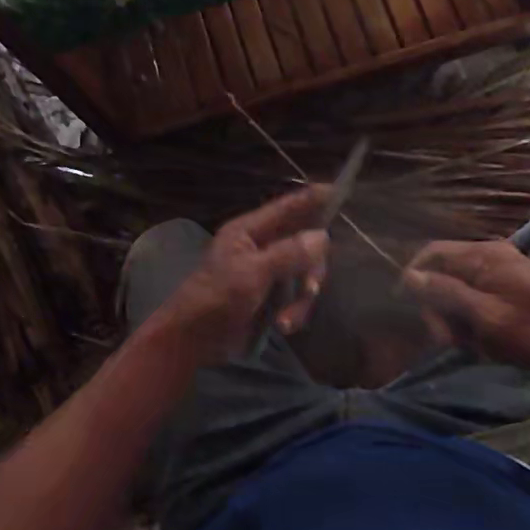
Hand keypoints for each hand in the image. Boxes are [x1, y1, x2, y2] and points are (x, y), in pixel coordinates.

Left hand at [146, 185, 331, 365]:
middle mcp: (260, 247)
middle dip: (311, 269)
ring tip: (286, 320)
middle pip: (304, 245)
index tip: (337, 190)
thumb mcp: (252, 273)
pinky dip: (293, 314)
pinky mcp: (269, 299)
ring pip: (303, 276)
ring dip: (300, 300)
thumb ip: (288, 254)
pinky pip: (295, 299)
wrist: (193, 340)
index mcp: (249, 231)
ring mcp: (266, 274)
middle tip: (310, 287)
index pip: (286, 208)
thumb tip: (323, 236)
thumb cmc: (215, 298)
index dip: (311, 199)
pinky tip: (283, 327)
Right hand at [400, 239, 529, 373]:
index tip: (402, 304)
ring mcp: (501, 272)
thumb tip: (409, 276)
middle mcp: (491, 256)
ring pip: (456, 289)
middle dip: (436, 305)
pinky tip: (478, 340)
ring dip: (452, 317)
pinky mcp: (507, 289)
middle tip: (443, 337)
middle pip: (443, 272)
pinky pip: (473, 298)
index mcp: (486, 255)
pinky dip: (468, 319)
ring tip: (465, 343)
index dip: (414, 274)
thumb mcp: (484, 315)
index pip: (434, 252)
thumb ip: (445, 293)